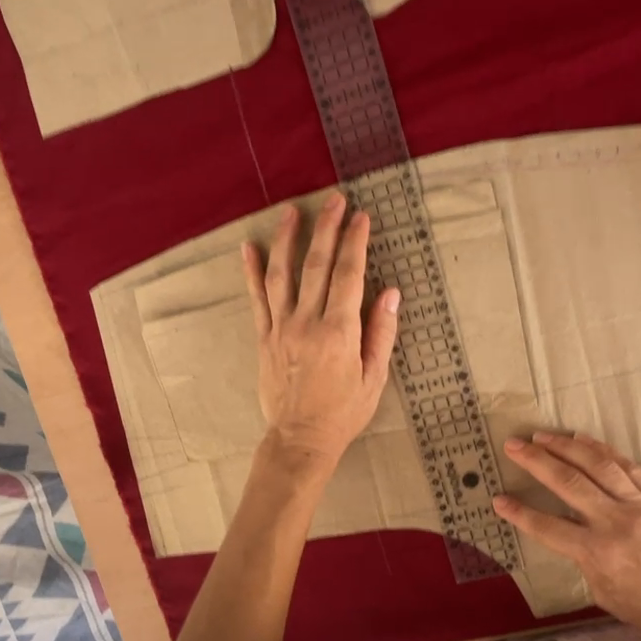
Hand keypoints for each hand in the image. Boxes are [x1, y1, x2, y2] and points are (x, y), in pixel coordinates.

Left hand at [243, 193, 400, 468]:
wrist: (300, 440)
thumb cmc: (343, 413)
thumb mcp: (374, 378)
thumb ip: (382, 333)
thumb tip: (392, 293)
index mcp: (339, 332)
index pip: (350, 275)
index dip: (356, 242)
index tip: (361, 217)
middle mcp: (307, 323)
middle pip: (317, 265)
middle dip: (327, 228)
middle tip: (334, 200)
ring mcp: (281, 329)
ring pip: (282, 274)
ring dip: (288, 239)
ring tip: (292, 211)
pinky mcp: (264, 338)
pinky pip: (256, 299)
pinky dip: (251, 272)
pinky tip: (249, 247)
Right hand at [494, 432, 640, 640]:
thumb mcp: (608, 596)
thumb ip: (585, 562)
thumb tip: (573, 538)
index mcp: (599, 555)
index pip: (547, 527)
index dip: (519, 513)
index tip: (498, 499)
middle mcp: (617, 522)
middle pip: (568, 482)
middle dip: (536, 461)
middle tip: (513, 445)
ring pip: (597, 465)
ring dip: (566, 446)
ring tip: (542, 435)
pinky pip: (627, 467)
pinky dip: (602, 451)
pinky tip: (585, 441)